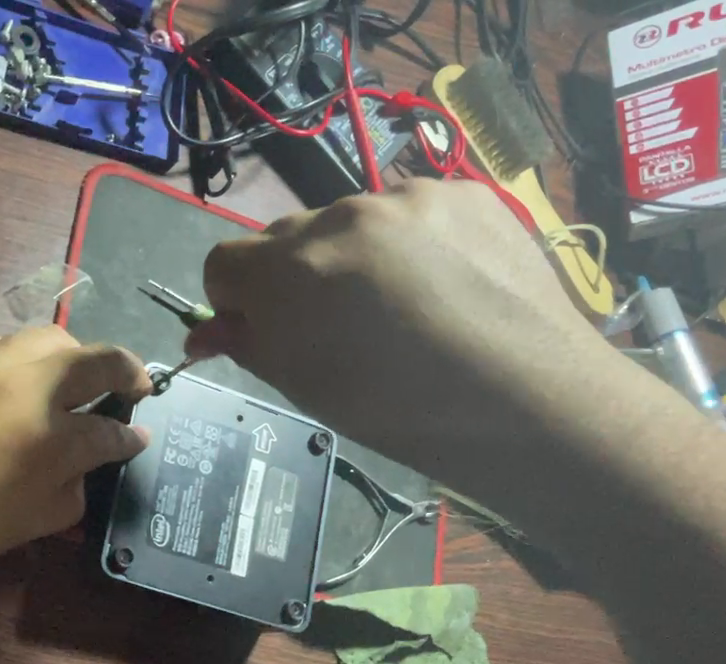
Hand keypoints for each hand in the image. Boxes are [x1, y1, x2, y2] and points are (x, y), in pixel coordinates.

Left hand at [0, 326, 151, 614]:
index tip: (135, 438)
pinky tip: (5, 381)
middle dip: (121, 369)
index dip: (128, 436)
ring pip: (41, 338)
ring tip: (66, 380)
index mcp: (48, 436)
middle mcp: (20, 384)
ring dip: (66, 357)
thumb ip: (73, 487)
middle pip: (91, 356)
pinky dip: (13, 358)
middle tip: (128, 385)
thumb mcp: (27, 524)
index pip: (108, 428)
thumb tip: (95, 461)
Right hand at [186, 179, 615, 484]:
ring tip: (400, 308)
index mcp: (287, 270)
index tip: (265, 332)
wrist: (522, 399)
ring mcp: (406, 196)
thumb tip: (203, 333)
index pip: (223, 262)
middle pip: (284, 238)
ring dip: (351, 257)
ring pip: (348, 222)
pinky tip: (443, 287)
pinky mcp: (463, 191)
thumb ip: (246, 344)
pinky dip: (409, 244)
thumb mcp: (302, 385)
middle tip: (335, 327)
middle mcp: (338, 216)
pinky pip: (409, 211)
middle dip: (292, 277)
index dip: (234, 301)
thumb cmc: (393, 409)